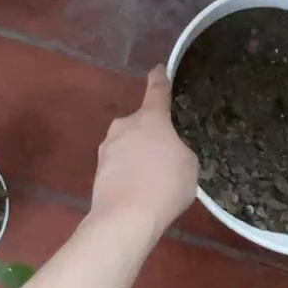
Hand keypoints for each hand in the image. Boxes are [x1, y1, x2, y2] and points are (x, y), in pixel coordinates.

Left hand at [90, 67, 198, 234]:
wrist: (125, 217)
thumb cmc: (164, 184)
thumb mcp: (189, 164)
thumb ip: (178, 149)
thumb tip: (167, 151)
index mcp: (150, 118)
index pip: (157, 90)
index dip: (160, 78)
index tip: (158, 69)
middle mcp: (124, 125)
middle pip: (141, 123)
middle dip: (151, 135)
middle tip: (165, 158)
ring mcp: (107, 147)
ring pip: (128, 145)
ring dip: (138, 156)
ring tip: (152, 182)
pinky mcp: (98, 169)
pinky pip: (119, 165)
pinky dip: (128, 174)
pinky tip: (138, 193)